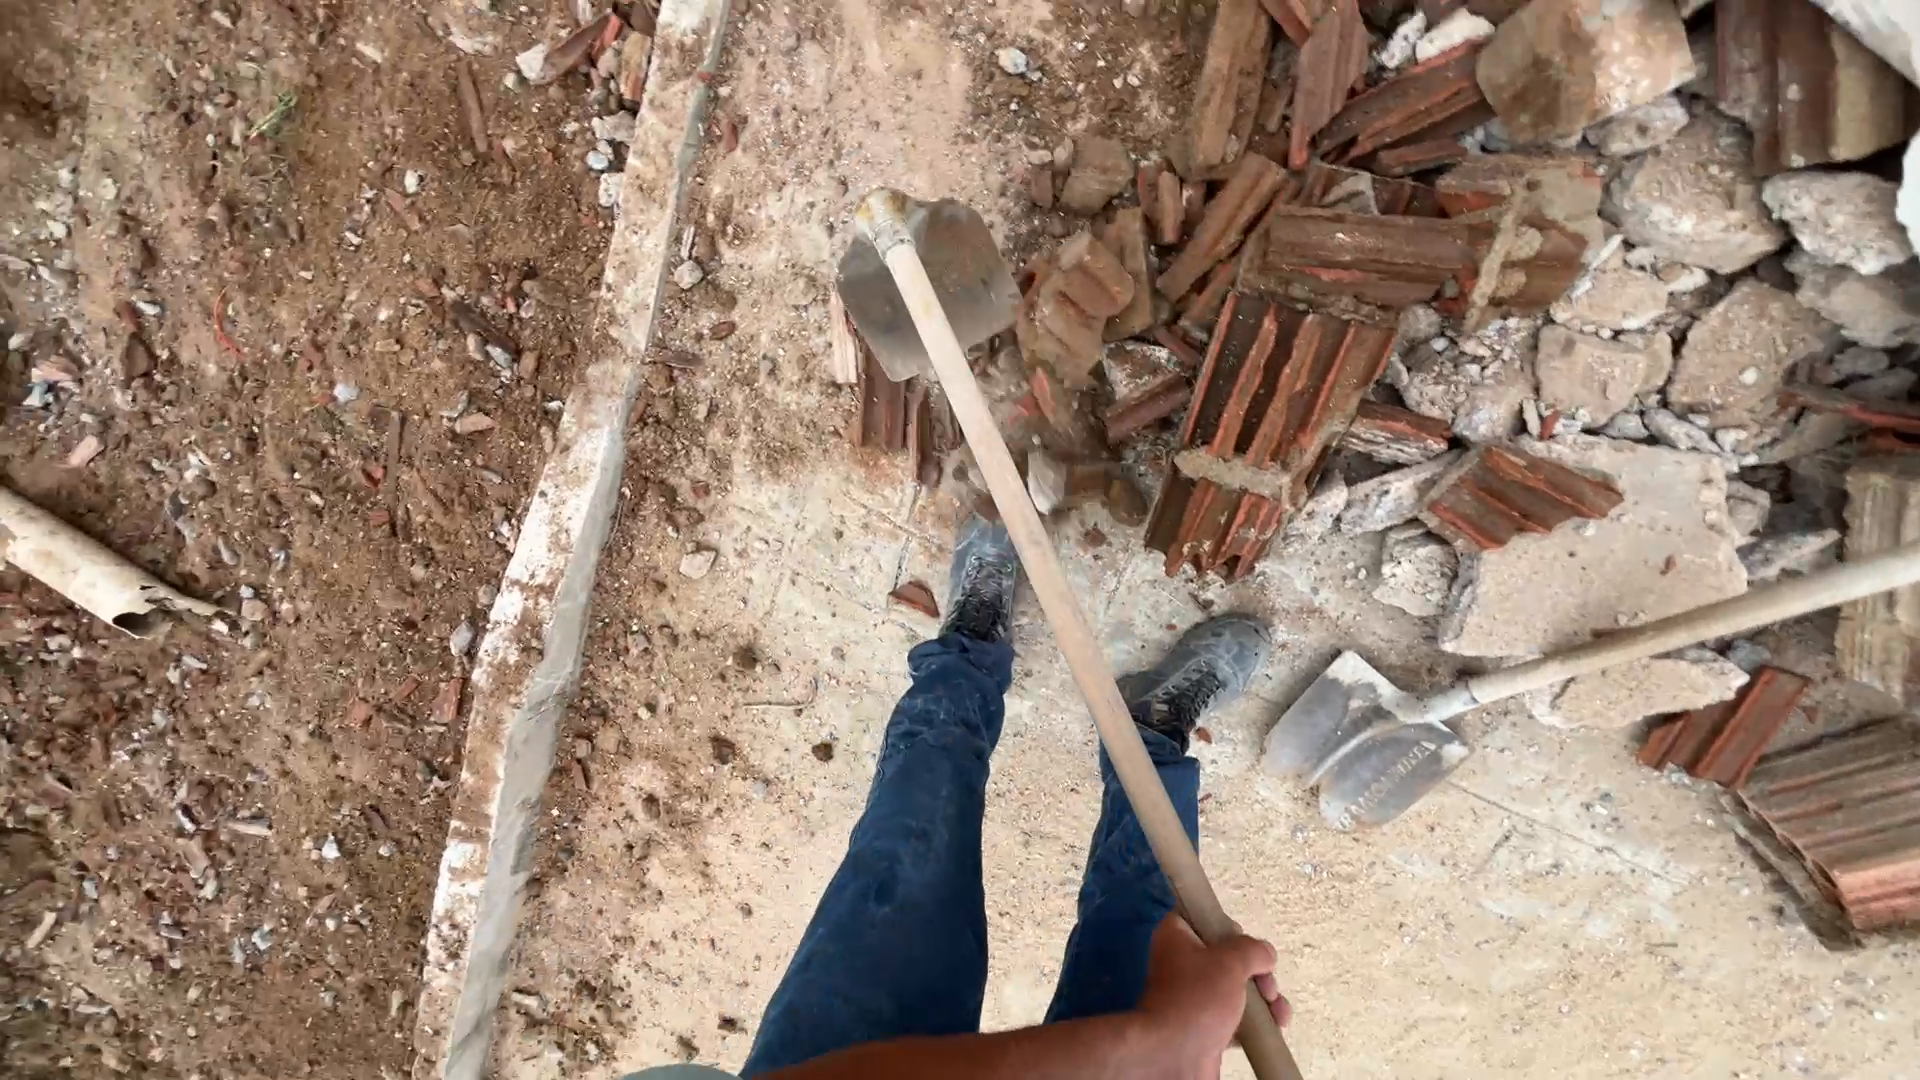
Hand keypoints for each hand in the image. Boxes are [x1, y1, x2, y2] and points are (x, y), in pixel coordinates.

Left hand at [1135, 913, 1289, 1079]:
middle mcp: (1182, 960)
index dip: (1229, 927)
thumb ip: (1252, 950)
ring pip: (1236, 987)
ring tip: (1279, 1012)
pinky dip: (1256, 1021)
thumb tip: (1266, 952)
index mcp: (1176, 934)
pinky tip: (1275, 1028)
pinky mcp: (1206, 1024)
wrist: (1175, 1054)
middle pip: (1228, 955)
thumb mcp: (1229, 963)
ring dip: (1263, 998)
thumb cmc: (1198, 997)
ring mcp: (1194, 994)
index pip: (1204, 916)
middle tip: (1268, 986)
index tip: (1245, 944)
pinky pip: (1237, 1015)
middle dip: (1257, 971)